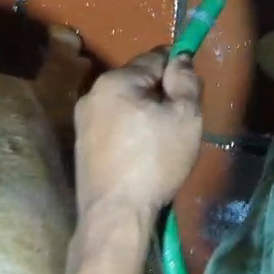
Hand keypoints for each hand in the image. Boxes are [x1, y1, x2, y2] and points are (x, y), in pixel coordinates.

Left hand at [71, 50, 202, 217]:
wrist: (116, 215)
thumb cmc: (155, 161)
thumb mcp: (185, 117)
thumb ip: (186, 81)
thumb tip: (180, 59)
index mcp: (116, 80)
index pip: (156, 57)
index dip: (178, 72)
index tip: (191, 97)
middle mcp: (93, 93)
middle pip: (140, 81)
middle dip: (162, 95)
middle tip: (180, 124)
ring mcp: (83, 121)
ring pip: (127, 105)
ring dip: (146, 115)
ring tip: (163, 143)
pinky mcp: (82, 146)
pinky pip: (115, 126)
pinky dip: (132, 133)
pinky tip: (143, 156)